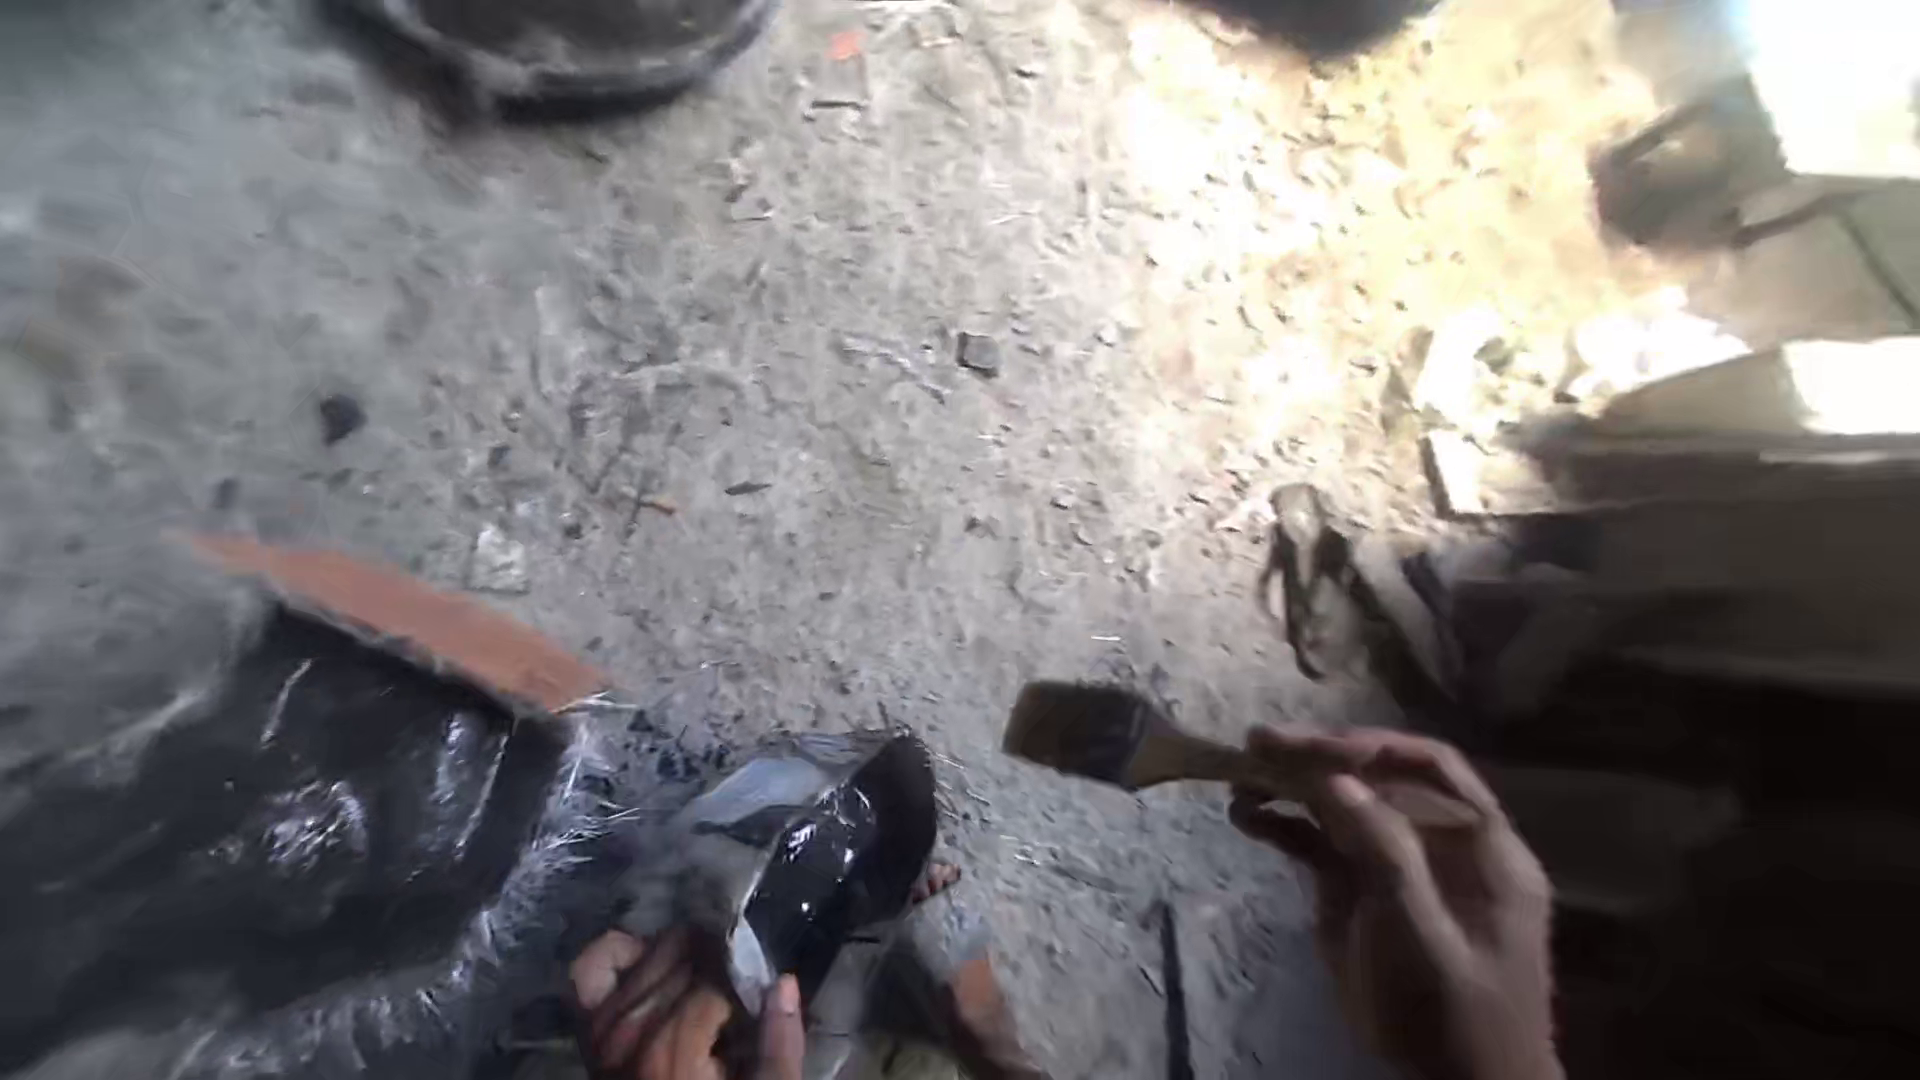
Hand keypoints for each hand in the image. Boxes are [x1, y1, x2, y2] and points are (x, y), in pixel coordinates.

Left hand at [571, 926, 804, 1079]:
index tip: (759, 997)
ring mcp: (601, 1037)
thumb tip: (783, 983)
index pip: (716, 984)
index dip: (745, 984)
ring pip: (651, 954)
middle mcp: (627, 1043)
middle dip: (720, 963)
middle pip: (686, 961)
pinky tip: (651, 954)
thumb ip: (778, 1050)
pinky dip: (620, 952)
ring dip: (685, 953)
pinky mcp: (589, 1037)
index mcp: (671, 1060)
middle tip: (736, 988)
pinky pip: (593, 970)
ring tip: (708, 976)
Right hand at [1230, 728, 1560, 1079]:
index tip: (1310, 747)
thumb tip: (1333, 778)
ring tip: (1239, 781)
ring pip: (1336, 800)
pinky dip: (1279, 822)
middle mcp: (1433, 838)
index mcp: (1476, 844)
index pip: (1426, 765)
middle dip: (1312, 757)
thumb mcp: (1418, 934)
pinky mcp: (1354, 879)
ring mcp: (1391, 857)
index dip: (1369, 745)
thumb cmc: (1448, 1014)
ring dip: (1287, 785)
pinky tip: (1244, 818)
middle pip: (1370, 775)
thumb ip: (1383, 852)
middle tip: (1256, 744)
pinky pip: (1314, 836)